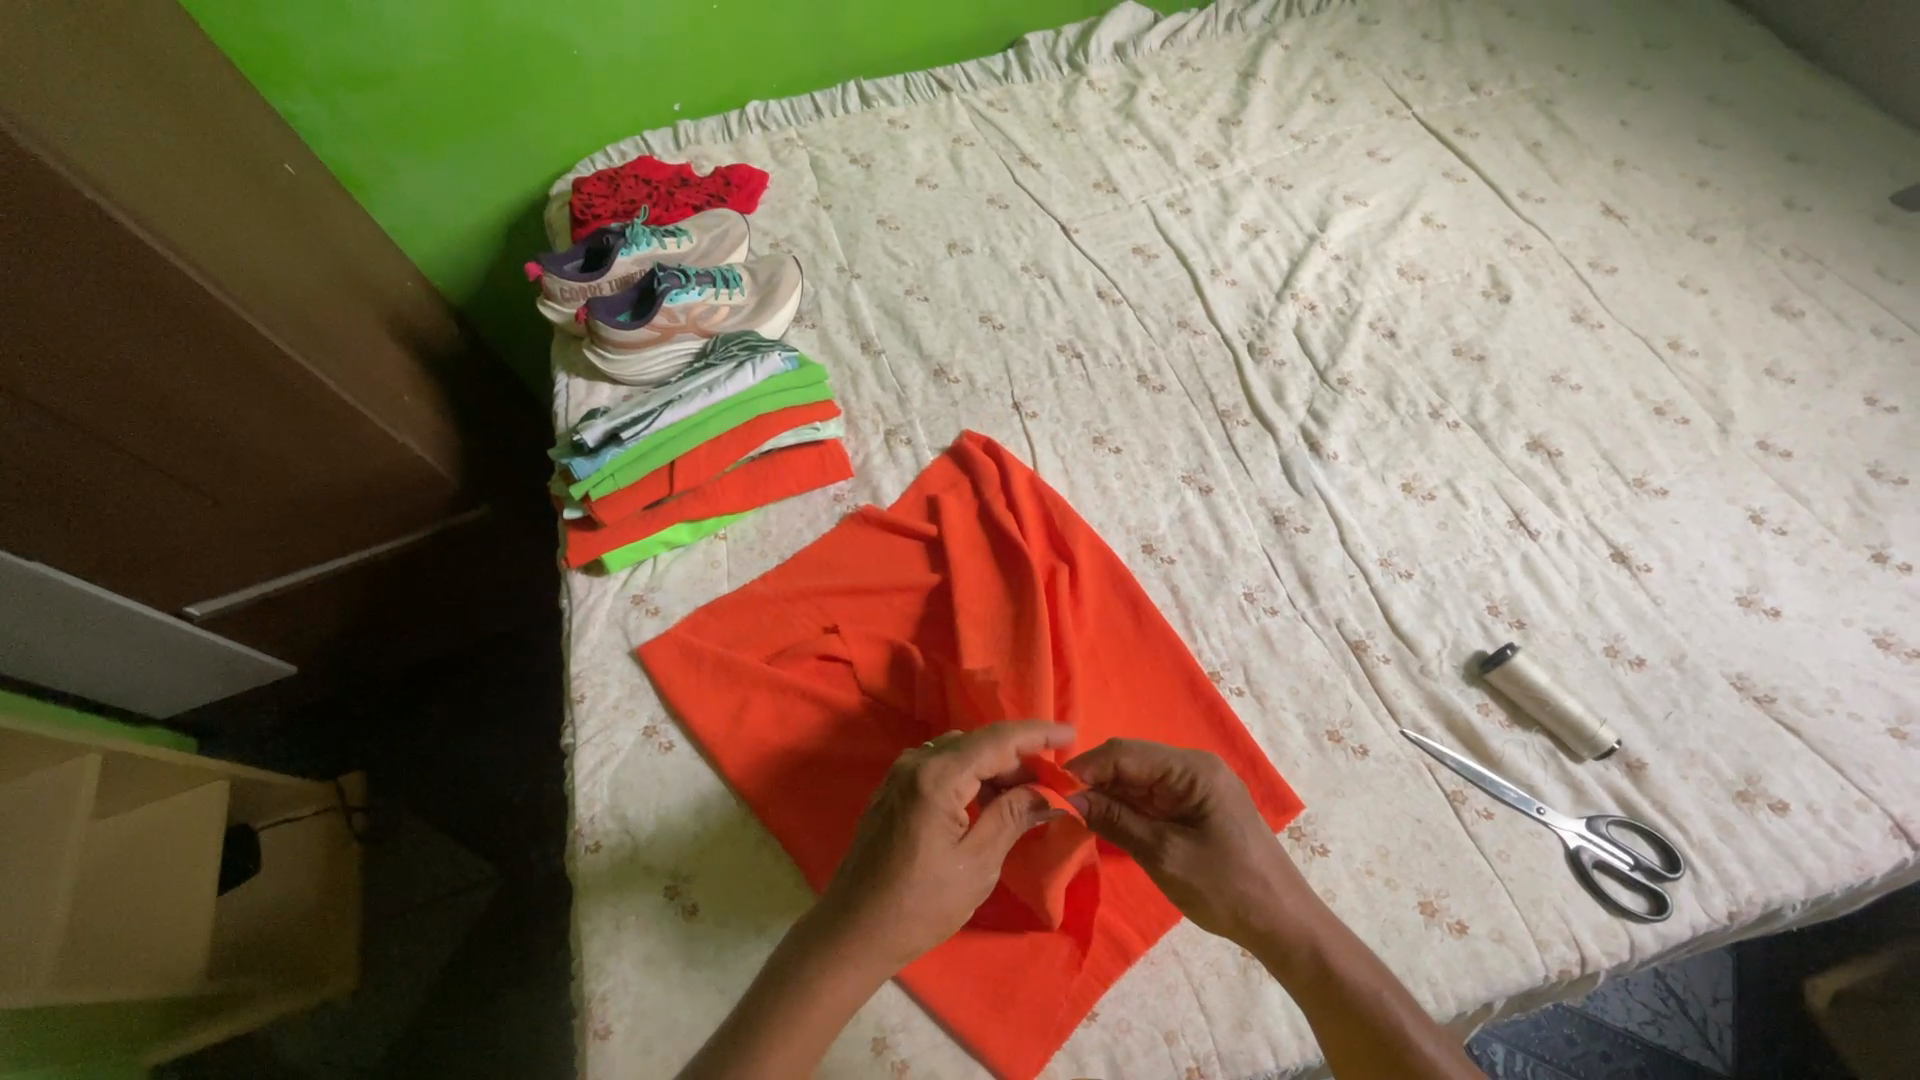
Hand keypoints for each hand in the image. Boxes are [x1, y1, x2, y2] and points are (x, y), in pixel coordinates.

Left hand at [815, 721, 1075, 970]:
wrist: (853, 932)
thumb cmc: (919, 905)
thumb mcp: (977, 863)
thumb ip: (1012, 817)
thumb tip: (1046, 793)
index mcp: (936, 776)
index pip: (997, 740)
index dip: (1037, 734)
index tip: (1072, 733)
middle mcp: (915, 763)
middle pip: (978, 743)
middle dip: (1019, 756)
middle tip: (1055, 780)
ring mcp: (900, 775)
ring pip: (959, 753)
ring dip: (995, 766)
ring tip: (1029, 792)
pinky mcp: (893, 791)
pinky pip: (941, 767)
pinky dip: (971, 775)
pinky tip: (990, 799)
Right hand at [1065, 738, 1310, 947]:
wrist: (1283, 924)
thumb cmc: (1226, 887)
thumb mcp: (1163, 854)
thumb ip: (1115, 821)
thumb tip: (1070, 797)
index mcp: (1193, 769)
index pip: (1126, 753)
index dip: (1086, 767)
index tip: (1051, 788)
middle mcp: (1194, 768)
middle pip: (1130, 763)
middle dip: (1094, 781)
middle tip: (1057, 805)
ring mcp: (1196, 788)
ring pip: (1137, 781)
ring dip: (1107, 796)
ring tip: (1073, 815)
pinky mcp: (1195, 808)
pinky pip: (1151, 799)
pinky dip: (1126, 810)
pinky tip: (1103, 824)